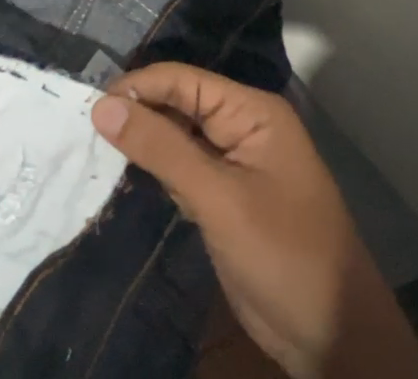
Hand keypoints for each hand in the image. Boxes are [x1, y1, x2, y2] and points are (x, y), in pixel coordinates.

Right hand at [91, 65, 417, 378]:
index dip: (134, 89)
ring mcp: (232, 162)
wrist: (334, 338)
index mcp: (252, 113)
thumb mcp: (218, 198)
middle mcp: (241, 127)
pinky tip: (121, 176)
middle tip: (83, 133)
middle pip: (173, 102)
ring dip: (138, 142)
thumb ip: (159, 148)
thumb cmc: (284, 257)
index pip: (179, 80)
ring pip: (171, 134)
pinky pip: (177, 166)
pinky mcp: (221, 194)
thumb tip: (100, 106)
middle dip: (133, 114)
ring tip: (93, 152)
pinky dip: (151, 168)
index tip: (87, 112)